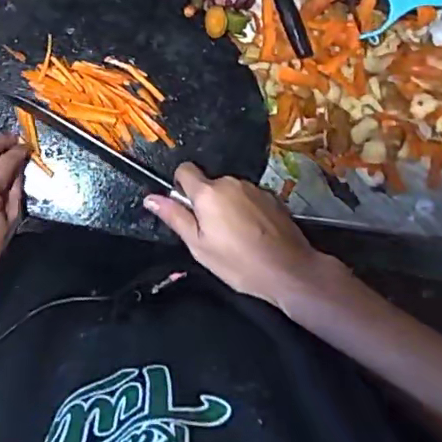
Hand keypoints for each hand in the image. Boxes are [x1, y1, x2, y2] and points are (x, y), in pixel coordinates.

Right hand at [144, 163, 344, 310]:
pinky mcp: (272, 196)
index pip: (184, 170)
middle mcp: (230, 182)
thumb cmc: (239, 264)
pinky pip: (250, 197)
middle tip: (213, 232)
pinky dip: (248, 210)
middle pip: (209, 184)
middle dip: (207, 202)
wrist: (290, 271)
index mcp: (207, 192)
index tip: (188, 208)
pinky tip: (255, 234)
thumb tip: (151, 198)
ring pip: (230, 191)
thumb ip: (174, 217)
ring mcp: (253, 187)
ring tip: (238, 236)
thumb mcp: (199, 246)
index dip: (181, 185)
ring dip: (228, 206)